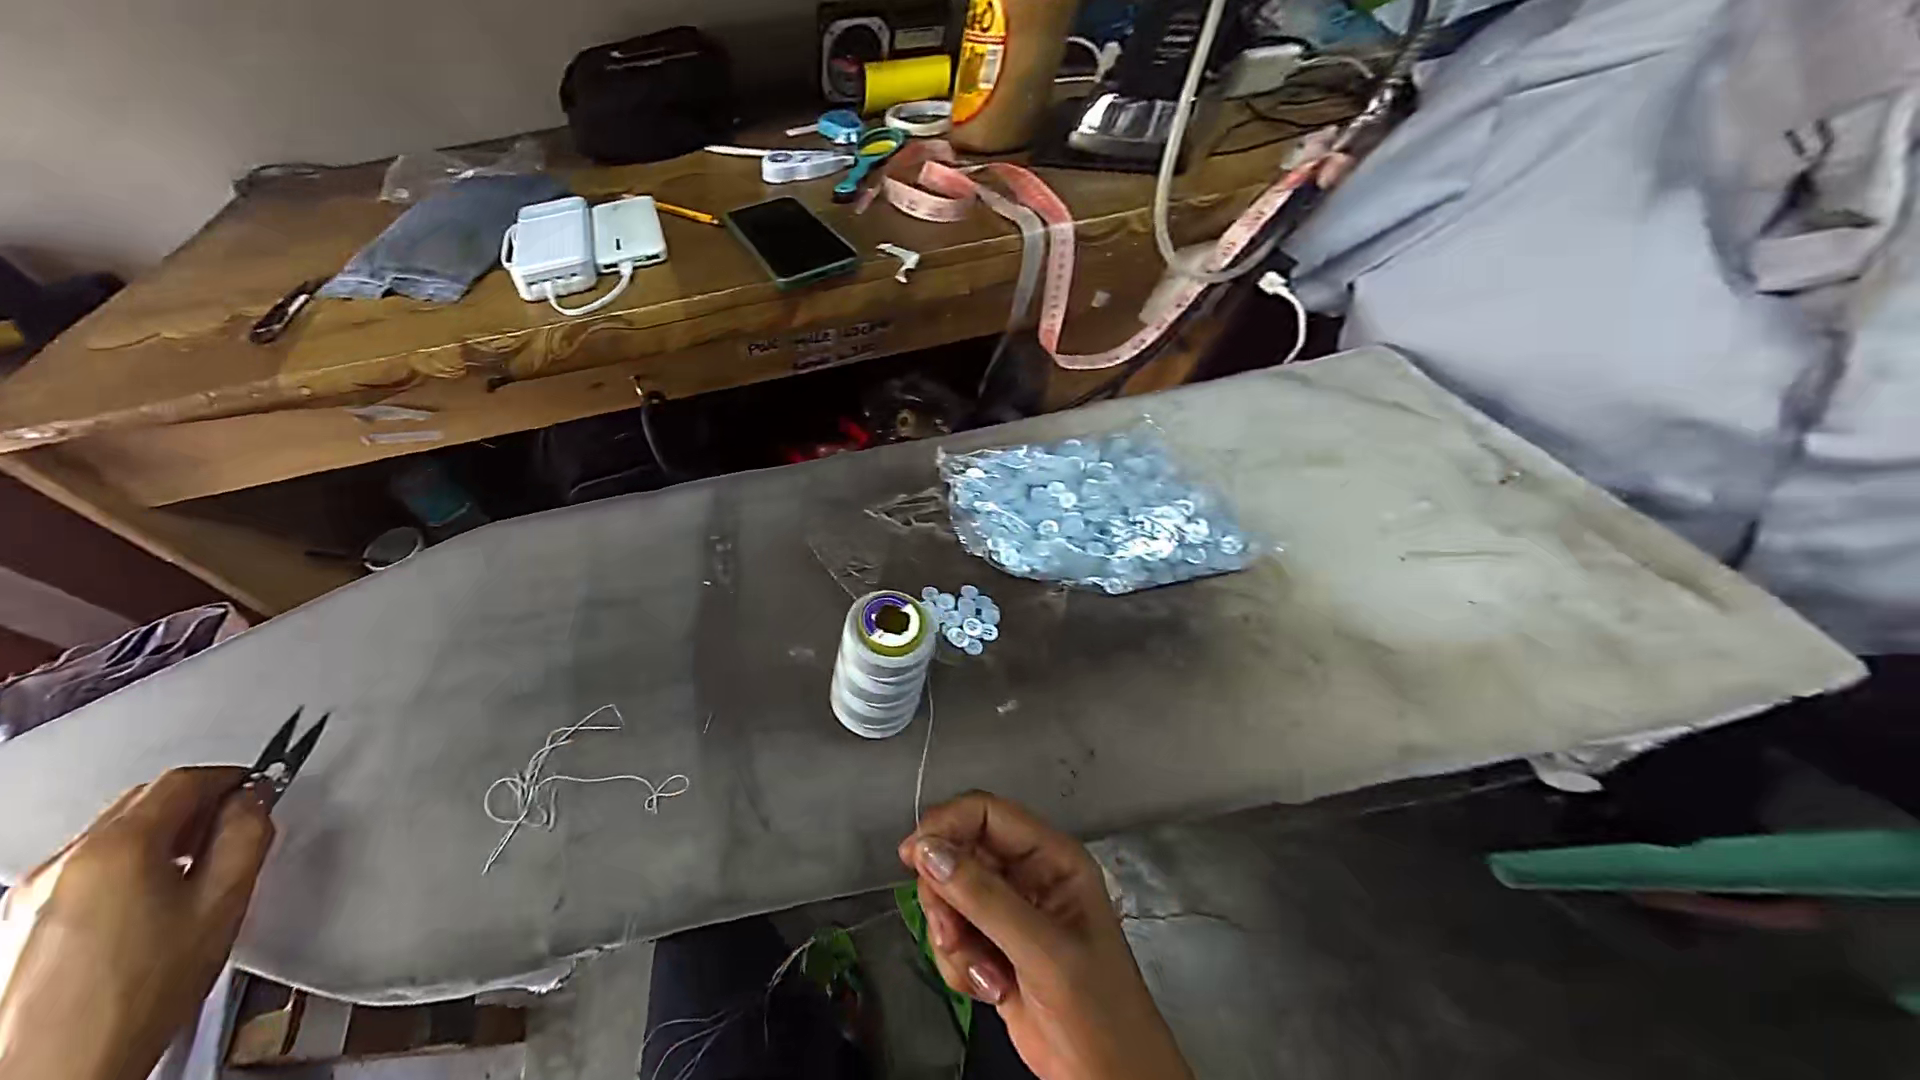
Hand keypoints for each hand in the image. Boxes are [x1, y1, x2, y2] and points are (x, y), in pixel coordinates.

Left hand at [0, 767, 274, 1079]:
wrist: (55, 1069)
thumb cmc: (134, 996)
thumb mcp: (224, 899)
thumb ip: (248, 834)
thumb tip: (253, 802)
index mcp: (115, 848)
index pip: (185, 780)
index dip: (233, 778)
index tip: (260, 788)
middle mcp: (62, 863)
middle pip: (143, 801)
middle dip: (198, 804)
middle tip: (236, 825)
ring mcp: (30, 895)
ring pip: (113, 834)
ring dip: (165, 835)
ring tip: (200, 869)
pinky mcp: (19, 922)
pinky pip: (88, 869)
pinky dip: (132, 866)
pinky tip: (157, 902)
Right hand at [899, 792, 1192, 1079]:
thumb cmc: (1097, 1009)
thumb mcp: (1043, 950)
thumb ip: (984, 898)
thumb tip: (929, 851)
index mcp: (1051, 857)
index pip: (987, 813)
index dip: (947, 824)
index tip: (913, 855)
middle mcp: (1027, 875)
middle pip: (960, 853)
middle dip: (946, 895)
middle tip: (949, 933)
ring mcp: (1008, 911)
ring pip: (949, 895)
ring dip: (953, 936)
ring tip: (981, 972)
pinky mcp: (993, 945)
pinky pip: (953, 934)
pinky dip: (958, 962)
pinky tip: (989, 988)